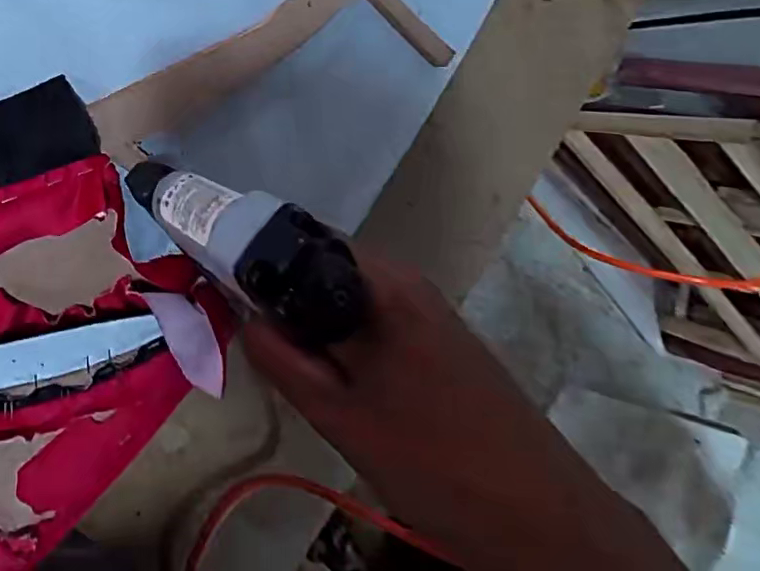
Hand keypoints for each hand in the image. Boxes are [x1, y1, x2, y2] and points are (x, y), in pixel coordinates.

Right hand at [242, 248, 680, 570]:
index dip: (254, 253)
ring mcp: (421, 308)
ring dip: (306, 316)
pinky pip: (366, 317)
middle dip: (277, 290)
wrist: (543, 519)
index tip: (216, 275)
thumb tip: (242, 314)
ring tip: (278, 354)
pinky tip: (325, 372)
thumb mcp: (342, 416)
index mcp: (383, 281)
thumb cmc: (437, 461)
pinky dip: (335, 334)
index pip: (300, 239)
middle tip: (242, 323)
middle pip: (319, 265)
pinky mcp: (431, 337)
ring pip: (341, 295)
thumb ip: (284, 359)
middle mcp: (402, 280)